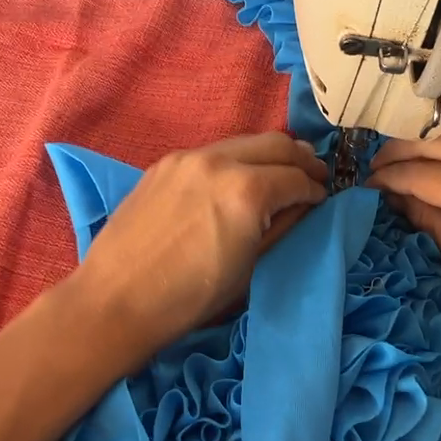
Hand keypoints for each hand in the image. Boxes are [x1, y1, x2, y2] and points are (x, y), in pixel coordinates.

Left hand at [72, 133, 328, 353]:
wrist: (116, 298)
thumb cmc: (190, 298)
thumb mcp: (250, 269)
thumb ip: (284, 227)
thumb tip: (305, 204)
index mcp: (246, 191)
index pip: (297, 177)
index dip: (317, 189)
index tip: (324, 198)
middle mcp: (219, 161)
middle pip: (275, 144)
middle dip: (300, 159)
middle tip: (314, 176)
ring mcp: (188, 157)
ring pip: (243, 142)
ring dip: (267, 154)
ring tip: (278, 174)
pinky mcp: (164, 163)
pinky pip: (213, 152)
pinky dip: (235, 159)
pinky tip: (235, 179)